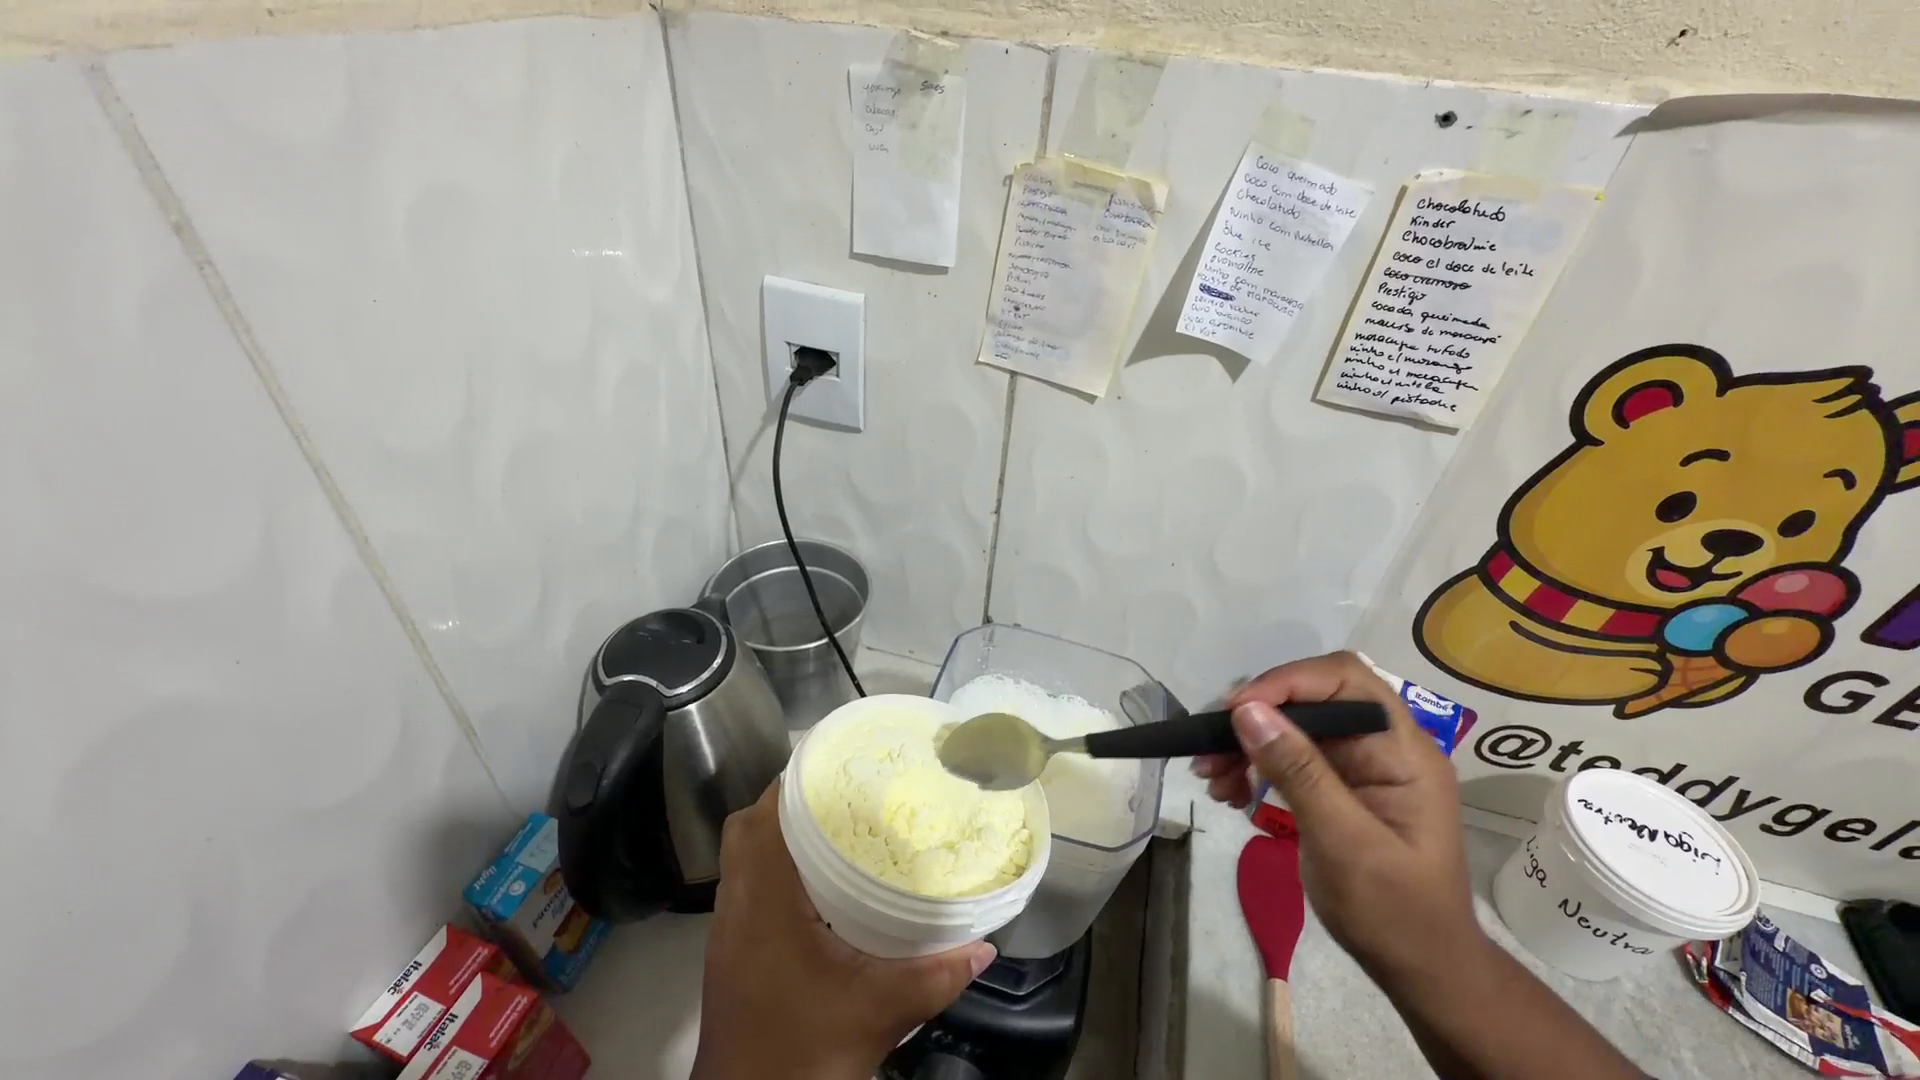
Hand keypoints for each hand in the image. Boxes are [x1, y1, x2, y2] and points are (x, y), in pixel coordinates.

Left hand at [691, 781, 995, 1079]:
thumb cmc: (802, 1054)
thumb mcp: (877, 1014)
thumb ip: (932, 977)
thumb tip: (985, 947)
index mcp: (765, 907)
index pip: (762, 821)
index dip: (791, 784)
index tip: (833, 764)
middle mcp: (738, 908)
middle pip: (746, 829)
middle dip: (786, 799)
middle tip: (840, 790)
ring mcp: (727, 930)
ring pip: (741, 855)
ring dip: (776, 830)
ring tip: (831, 821)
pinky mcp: (729, 950)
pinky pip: (745, 882)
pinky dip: (773, 864)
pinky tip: (815, 879)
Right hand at [1193, 651, 1481, 981]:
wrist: (1420, 969)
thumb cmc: (1394, 911)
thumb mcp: (1343, 843)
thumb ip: (1298, 772)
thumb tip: (1246, 710)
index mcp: (1402, 749)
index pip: (1344, 680)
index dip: (1287, 682)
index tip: (1235, 711)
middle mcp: (1382, 746)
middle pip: (1311, 698)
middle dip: (1256, 716)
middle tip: (1209, 750)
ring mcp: (1359, 766)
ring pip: (1292, 726)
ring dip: (1246, 744)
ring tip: (1210, 778)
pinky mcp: (1338, 786)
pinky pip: (1288, 757)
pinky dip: (1253, 767)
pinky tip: (1229, 792)